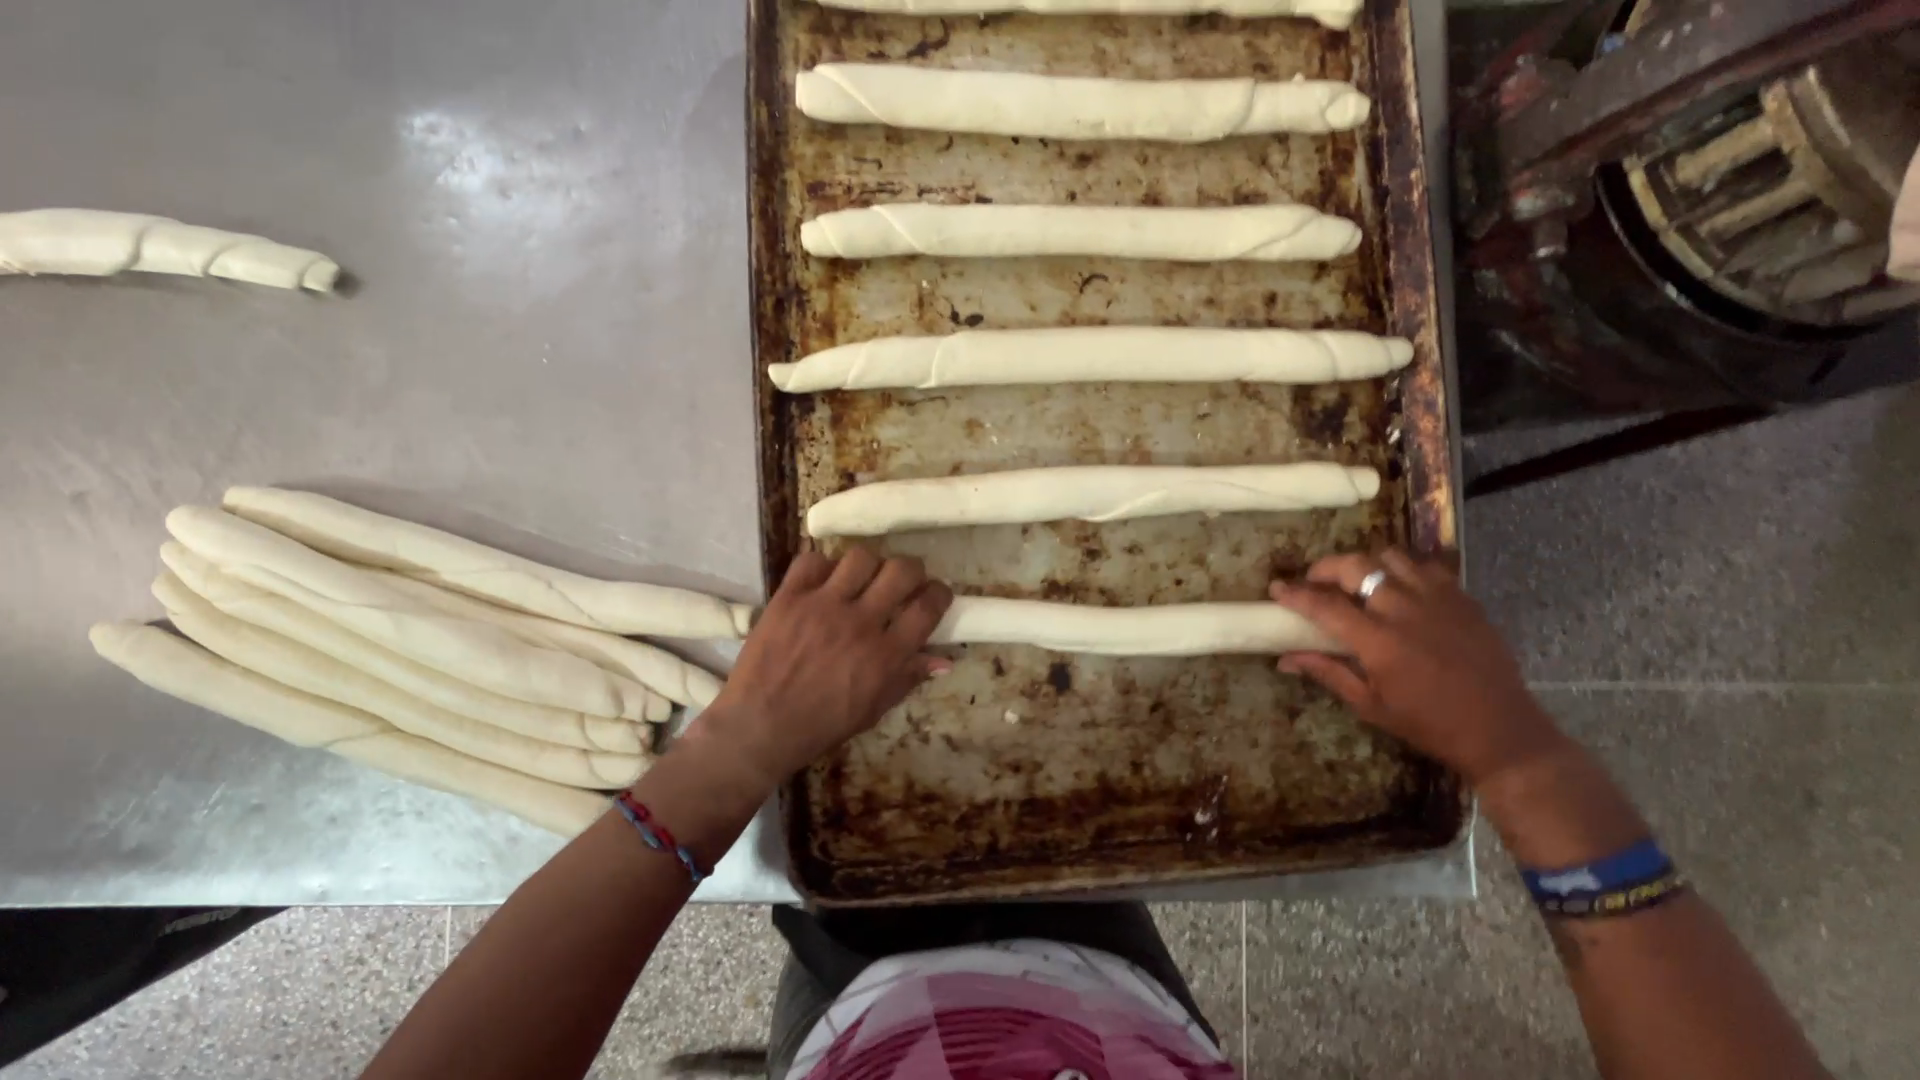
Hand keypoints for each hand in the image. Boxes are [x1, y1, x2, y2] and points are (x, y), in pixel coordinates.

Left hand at [704, 548, 952, 784]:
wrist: (759, 726)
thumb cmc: (822, 725)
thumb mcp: (873, 709)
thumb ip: (908, 679)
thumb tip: (944, 660)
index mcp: (885, 656)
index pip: (927, 607)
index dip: (939, 593)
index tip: (935, 594)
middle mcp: (859, 623)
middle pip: (901, 571)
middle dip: (911, 571)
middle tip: (902, 581)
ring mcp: (822, 606)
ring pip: (860, 557)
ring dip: (868, 565)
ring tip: (861, 579)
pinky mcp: (789, 598)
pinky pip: (812, 560)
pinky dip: (822, 566)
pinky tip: (824, 583)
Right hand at [1270, 549, 1565, 786]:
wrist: (1499, 729)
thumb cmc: (1428, 724)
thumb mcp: (1370, 705)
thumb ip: (1328, 672)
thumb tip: (1285, 658)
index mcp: (1379, 642)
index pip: (1324, 605)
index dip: (1295, 594)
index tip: (1276, 588)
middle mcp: (1405, 610)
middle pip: (1356, 566)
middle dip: (1326, 567)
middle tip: (1315, 580)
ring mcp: (1438, 599)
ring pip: (1391, 557)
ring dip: (1366, 564)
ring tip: (1358, 580)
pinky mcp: (1462, 598)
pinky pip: (1426, 566)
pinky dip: (1404, 569)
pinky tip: (1400, 588)